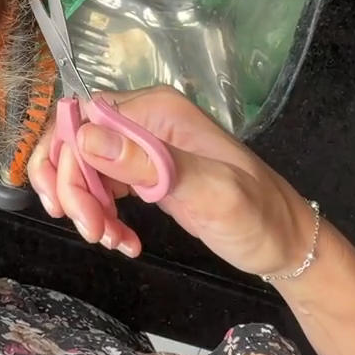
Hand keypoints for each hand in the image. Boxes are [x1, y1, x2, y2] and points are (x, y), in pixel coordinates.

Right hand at [29, 87, 318, 274]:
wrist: (287, 244)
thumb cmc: (259, 216)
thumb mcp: (210, 191)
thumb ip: (149, 163)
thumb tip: (86, 138)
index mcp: (156, 109)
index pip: (83, 120)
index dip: (68, 163)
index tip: (78, 211)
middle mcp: (144, 118)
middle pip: (76, 141)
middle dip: (73, 189)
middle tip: (93, 233)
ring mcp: (142, 144)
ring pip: (82, 165)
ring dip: (84, 206)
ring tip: (109, 240)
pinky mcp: (143, 171)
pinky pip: (100, 184)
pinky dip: (100, 214)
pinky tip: (121, 240)